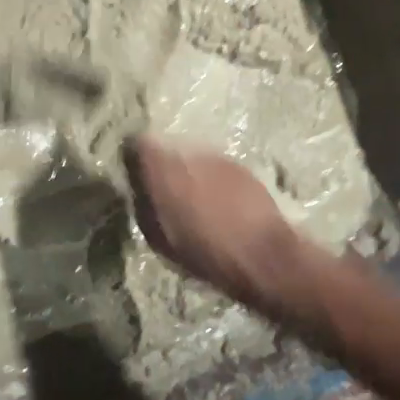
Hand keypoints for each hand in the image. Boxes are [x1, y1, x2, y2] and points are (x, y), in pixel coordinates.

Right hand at [124, 135, 334, 315]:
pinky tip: (221, 202)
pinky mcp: (240, 165)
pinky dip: (213, 178)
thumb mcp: (159, 237)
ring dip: (189, 170)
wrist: (265, 256)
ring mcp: (216, 155)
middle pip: (166, 146)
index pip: (135, 143)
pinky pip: (215, 166)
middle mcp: (186, 150)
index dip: (134, 158)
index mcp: (160, 166)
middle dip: (164, 164)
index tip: (136, 176)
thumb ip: (143, 204)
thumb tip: (138, 189)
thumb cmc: (204, 252)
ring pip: (192, 155)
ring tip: (196, 198)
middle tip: (166, 190)